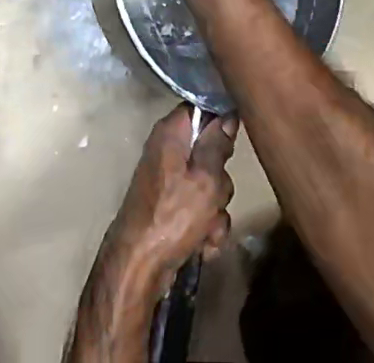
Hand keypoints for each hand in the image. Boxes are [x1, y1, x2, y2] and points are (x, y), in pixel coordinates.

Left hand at [102, 105, 238, 293]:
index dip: (220, 123)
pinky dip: (206, 227)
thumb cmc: (173, 214)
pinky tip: (203, 244)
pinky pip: (200, 209)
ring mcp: (169, 181)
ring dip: (215, 211)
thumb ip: (217, 145)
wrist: (140, 263)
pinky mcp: (171, 207)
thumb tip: (226, 114)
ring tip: (206, 228)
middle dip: (220, 181)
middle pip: (210, 153)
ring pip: (209, 186)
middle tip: (215, 195)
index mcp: (171, 133)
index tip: (233, 144)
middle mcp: (168, 151)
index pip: (200, 110)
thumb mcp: (205, 178)